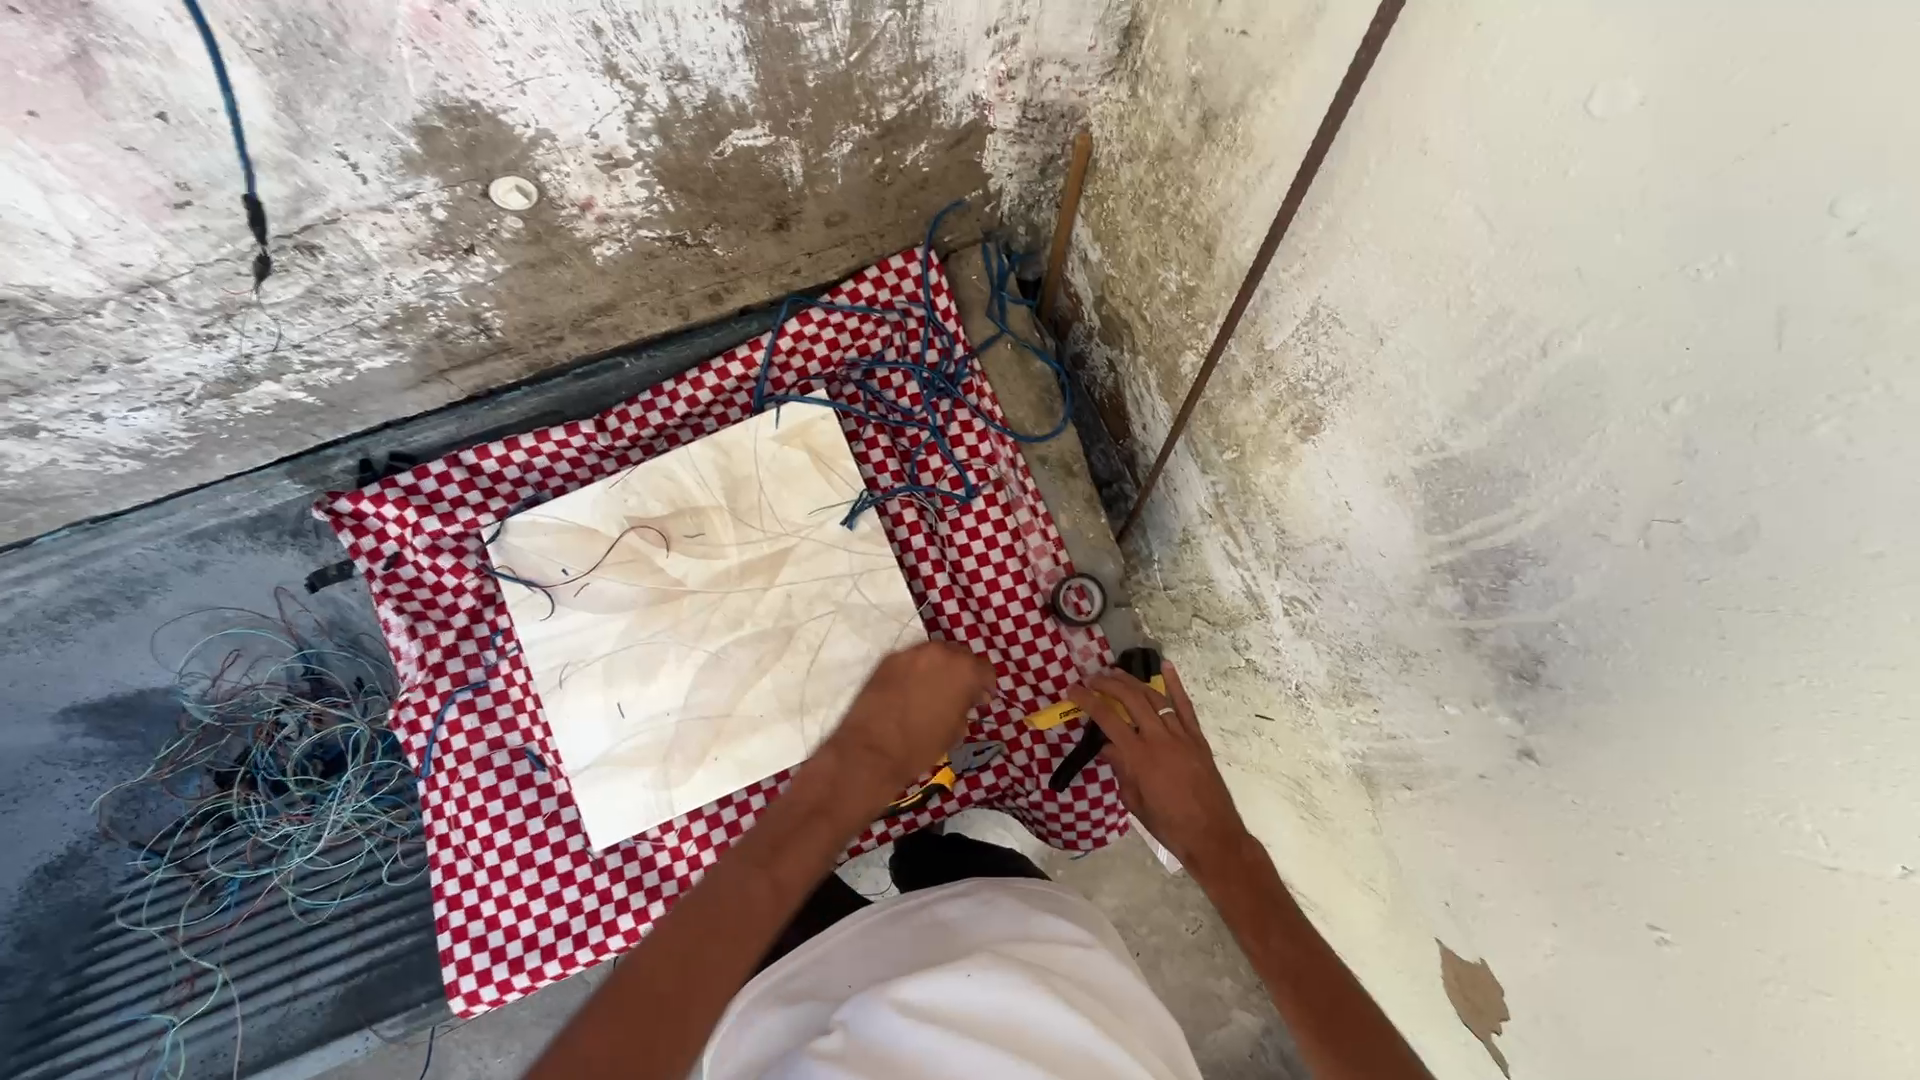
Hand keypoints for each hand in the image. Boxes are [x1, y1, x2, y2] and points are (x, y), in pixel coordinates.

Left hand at [817, 641, 996, 803]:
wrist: (871, 750)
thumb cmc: (920, 746)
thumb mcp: (955, 732)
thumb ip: (965, 708)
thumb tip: (965, 702)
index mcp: (964, 670)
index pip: (986, 669)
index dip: (985, 686)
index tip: (980, 701)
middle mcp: (940, 652)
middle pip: (960, 655)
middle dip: (963, 672)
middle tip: (958, 694)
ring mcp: (911, 653)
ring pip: (934, 654)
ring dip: (938, 669)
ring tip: (931, 692)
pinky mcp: (888, 660)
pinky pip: (910, 661)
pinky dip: (915, 672)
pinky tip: (908, 692)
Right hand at [1066, 660, 1251, 871]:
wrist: (1212, 835)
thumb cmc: (1168, 825)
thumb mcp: (1134, 801)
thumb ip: (1120, 769)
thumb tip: (1107, 746)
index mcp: (1139, 757)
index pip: (1107, 719)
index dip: (1088, 701)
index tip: (1073, 689)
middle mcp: (1159, 738)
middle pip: (1130, 699)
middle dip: (1108, 684)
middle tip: (1092, 678)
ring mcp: (1181, 735)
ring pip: (1154, 698)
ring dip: (1133, 681)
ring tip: (1115, 672)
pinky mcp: (1197, 738)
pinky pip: (1184, 706)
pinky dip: (1175, 684)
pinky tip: (1165, 666)